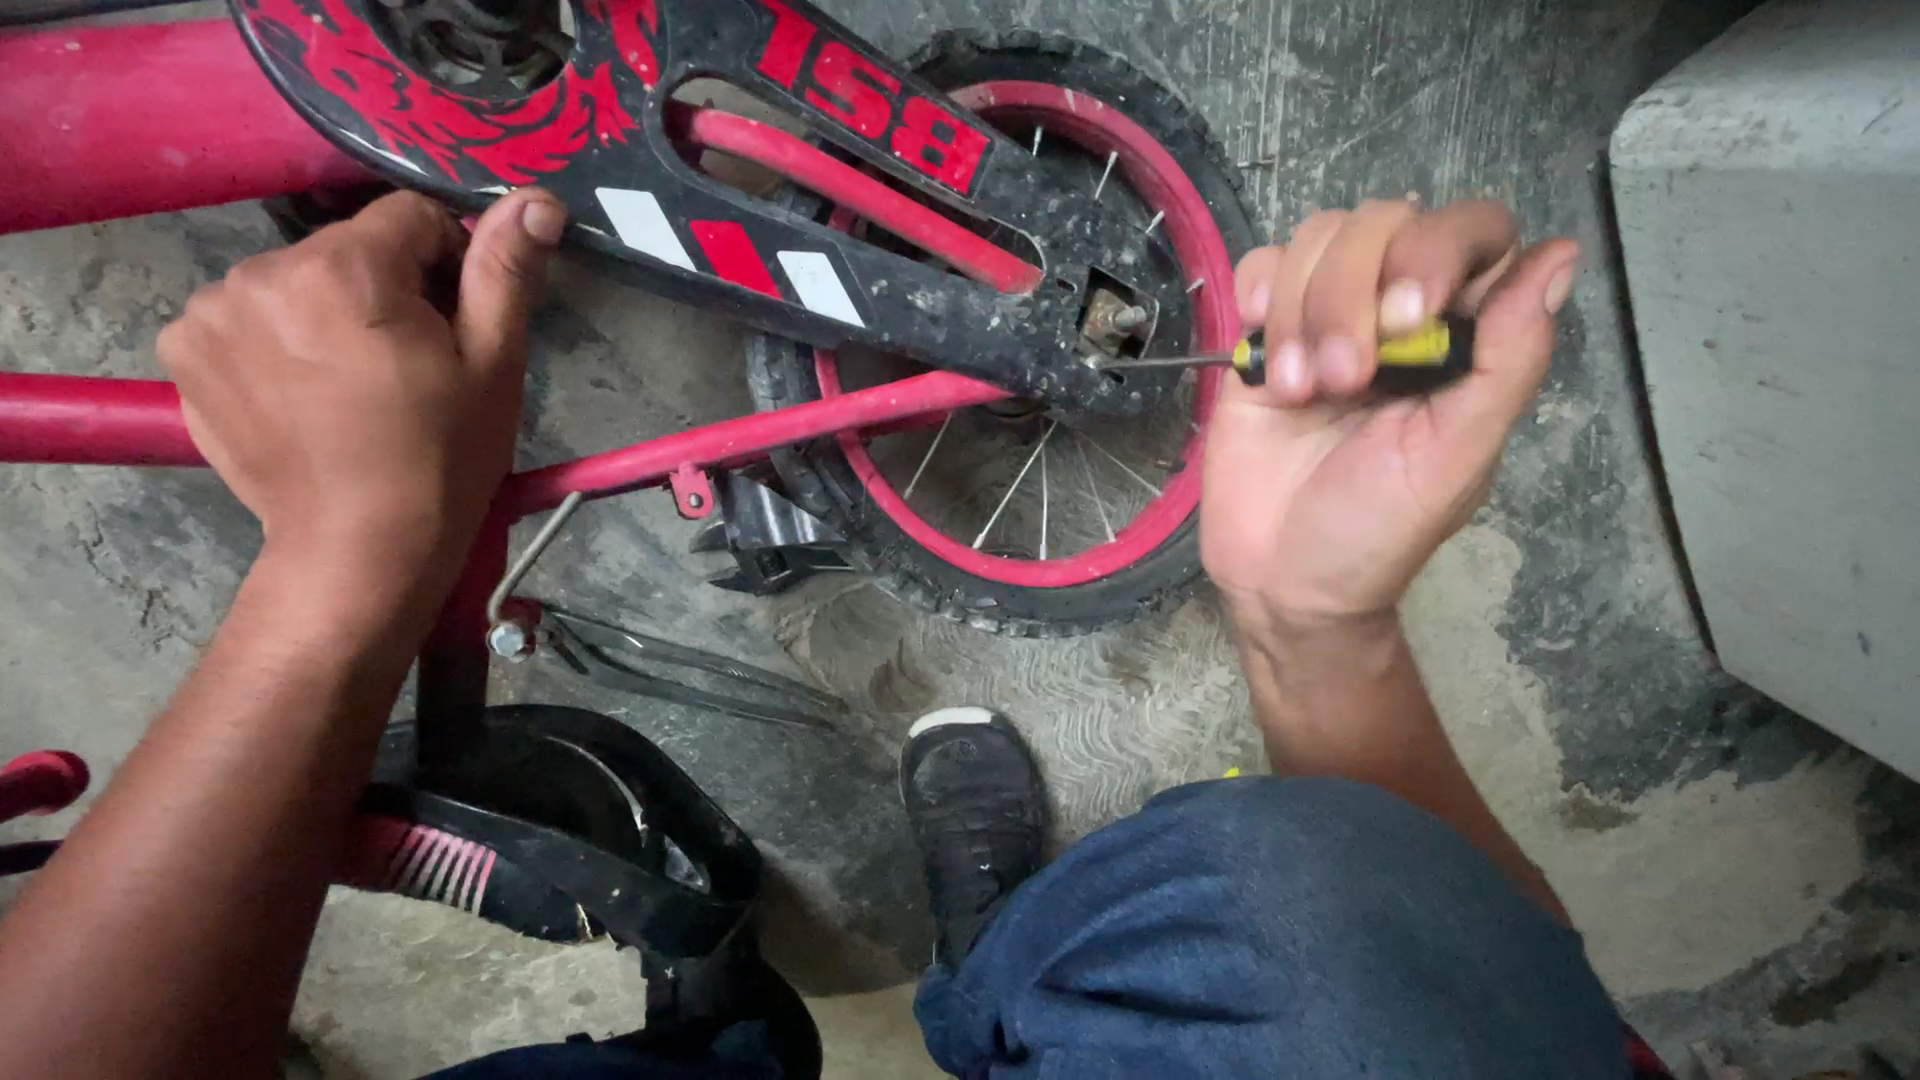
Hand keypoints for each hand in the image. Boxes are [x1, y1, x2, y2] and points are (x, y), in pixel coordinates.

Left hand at [158, 188, 566, 593]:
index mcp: (343, 270)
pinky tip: (314, 394)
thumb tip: (540, 201)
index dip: (452, 265)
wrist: (365, 544)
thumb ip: (506, 272)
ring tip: (364, 385)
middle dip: (390, 291)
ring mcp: (207, 314)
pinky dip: (285, 342)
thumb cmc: (445, 455)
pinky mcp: (184, 353)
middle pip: (350, 251)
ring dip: (334, 314)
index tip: (460, 327)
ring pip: (299, 283)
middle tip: (418, 366)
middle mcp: (256, 272)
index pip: (412, 217)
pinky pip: (251, 319)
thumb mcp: (495, 364)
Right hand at [1200, 198, 1578, 628]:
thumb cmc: (1375, 532)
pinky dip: (1259, 293)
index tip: (1406, 319)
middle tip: (1342, 382)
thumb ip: (1507, 362)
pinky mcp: (1259, 345)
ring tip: (1296, 393)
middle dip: (1351, 295)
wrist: (1281, 579)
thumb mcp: (1455, 458)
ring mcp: (1320, 325)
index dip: (1437, 250)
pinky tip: (1261, 353)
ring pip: (1316, 238)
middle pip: (1382, 221)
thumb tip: (1558, 254)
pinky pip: (1259, 270)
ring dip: (1303, 311)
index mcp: (1458, 339)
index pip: (1472, 232)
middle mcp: (1391, 317)